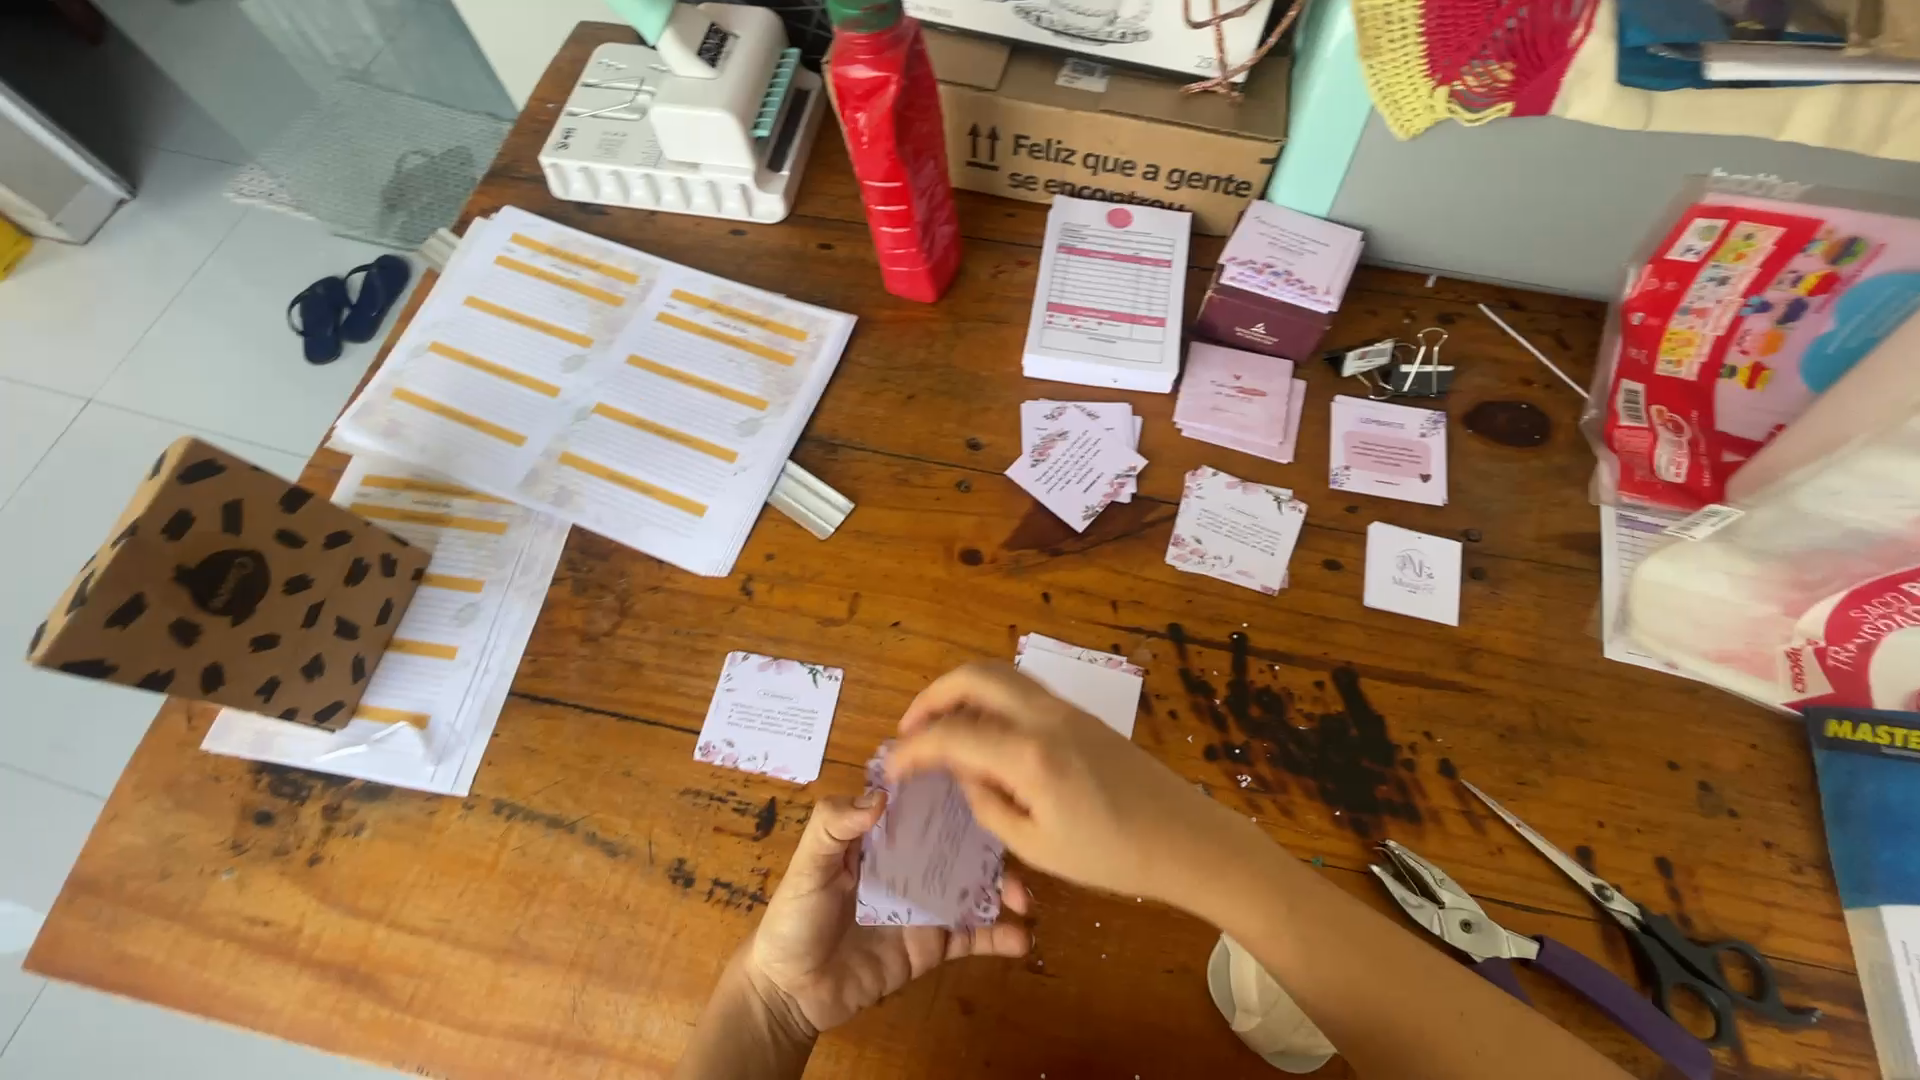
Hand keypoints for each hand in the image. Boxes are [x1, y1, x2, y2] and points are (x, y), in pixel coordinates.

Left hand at [747, 791, 1032, 1036]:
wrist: (791, 993)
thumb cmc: (794, 918)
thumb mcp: (807, 865)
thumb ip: (834, 825)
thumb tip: (881, 796)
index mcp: (884, 837)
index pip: (924, 805)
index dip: (954, 791)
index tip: (988, 780)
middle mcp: (911, 863)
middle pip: (961, 843)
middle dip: (993, 842)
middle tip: (1019, 848)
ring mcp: (926, 903)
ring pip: (975, 885)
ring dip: (1004, 888)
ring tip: (1024, 900)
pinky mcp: (932, 943)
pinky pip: (971, 936)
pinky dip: (998, 936)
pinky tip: (1020, 938)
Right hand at [887, 662, 1260, 909]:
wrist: (1187, 838)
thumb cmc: (1113, 857)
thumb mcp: (1038, 846)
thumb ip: (989, 804)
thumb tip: (964, 773)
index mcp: (1029, 755)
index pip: (951, 736)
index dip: (912, 749)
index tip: (891, 766)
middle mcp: (1044, 716)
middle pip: (974, 675)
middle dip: (932, 695)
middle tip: (911, 728)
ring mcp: (1066, 707)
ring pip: (1000, 672)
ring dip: (961, 690)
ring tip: (941, 725)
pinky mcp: (1080, 713)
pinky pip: (1022, 688)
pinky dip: (990, 696)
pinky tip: (984, 731)